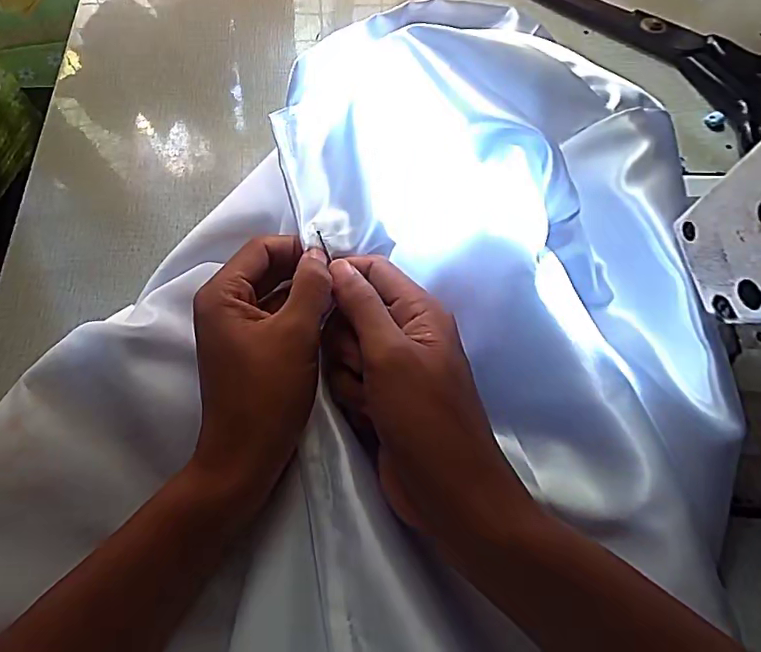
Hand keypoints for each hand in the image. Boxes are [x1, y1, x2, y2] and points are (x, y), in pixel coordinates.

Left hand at [189, 236, 332, 501]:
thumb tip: (320, 256)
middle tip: (341, 274)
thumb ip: (310, 288)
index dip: (297, 247)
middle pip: (265, 268)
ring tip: (339, 292)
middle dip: (302, 268)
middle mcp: (221, 304)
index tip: (334, 256)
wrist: (243, 462)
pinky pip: (272, 316)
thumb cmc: (266, 396)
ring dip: (302, 290)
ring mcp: (232, 327)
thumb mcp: (295, 335)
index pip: (261, 249)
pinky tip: (326, 316)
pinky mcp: (246, 347)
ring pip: (271, 292)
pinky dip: (297, 312)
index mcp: (221, 294)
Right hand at [322, 256, 534, 540]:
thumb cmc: (424, 418)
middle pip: (352, 308)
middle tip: (360, 364)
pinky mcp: (380, 394)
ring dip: (347, 371)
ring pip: (343, 345)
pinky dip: (351, 393)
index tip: (313, 293)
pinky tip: (367, 415)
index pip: (373, 269)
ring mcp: (392, 365)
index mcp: (419, 310)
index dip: (342, 274)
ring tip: (368, 397)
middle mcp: (406, 331)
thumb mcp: (389, 354)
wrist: (448, 495)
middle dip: (345, 337)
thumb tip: (338, 264)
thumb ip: (361, 304)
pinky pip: (347, 376)